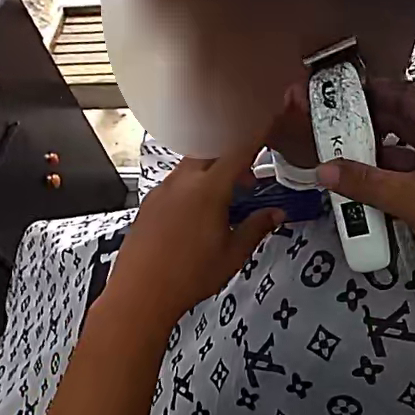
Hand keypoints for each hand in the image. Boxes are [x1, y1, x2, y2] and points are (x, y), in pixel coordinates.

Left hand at [105, 140, 283, 323]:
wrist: (140, 294)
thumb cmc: (188, 277)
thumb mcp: (233, 254)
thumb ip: (256, 228)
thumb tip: (275, 214)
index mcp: (208, 190)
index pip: (239, 151)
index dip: (257, 134)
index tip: (269, 119)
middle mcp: (182, 182)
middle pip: (212, 151)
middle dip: (234, 157)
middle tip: (250, 178)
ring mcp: (161, 191)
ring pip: (192, 166)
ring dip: (212, 172)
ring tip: (227, 199)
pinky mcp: (149, 204)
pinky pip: (176, 181)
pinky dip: (193, 185)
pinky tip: (200, 211)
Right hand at [313, 79, 414, 283]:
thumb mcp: (409, 198)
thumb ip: (364, 183)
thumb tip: (324, 170)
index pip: (405, 93)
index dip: (373, 90)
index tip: (340, 95)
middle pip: (404, 121)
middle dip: (369, 124)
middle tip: (333, 128)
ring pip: (407, 150)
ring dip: (377, 155)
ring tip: (342, 159)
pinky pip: (413, 175)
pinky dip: (390, 178)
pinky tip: (367, 189)